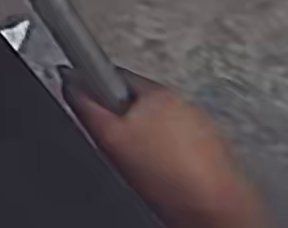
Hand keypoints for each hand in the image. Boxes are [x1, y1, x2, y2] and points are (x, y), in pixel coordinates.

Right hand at [65, 71, 268, 227]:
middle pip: (135, 101)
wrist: (218, 220)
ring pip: (157, 124)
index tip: (96, 112)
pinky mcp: (219, 155)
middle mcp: (188, 105)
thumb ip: (79, 99)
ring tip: (144, 161)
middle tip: (119, 141)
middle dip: (122, 118)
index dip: (96, 92)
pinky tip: (165, 173)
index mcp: (160, 91)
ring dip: (145, 137)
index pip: (111, 74)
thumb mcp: (105, 133)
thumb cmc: (169, 178)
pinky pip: (179, 144)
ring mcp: (208, 131)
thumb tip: (67, 79)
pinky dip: (168, 155)